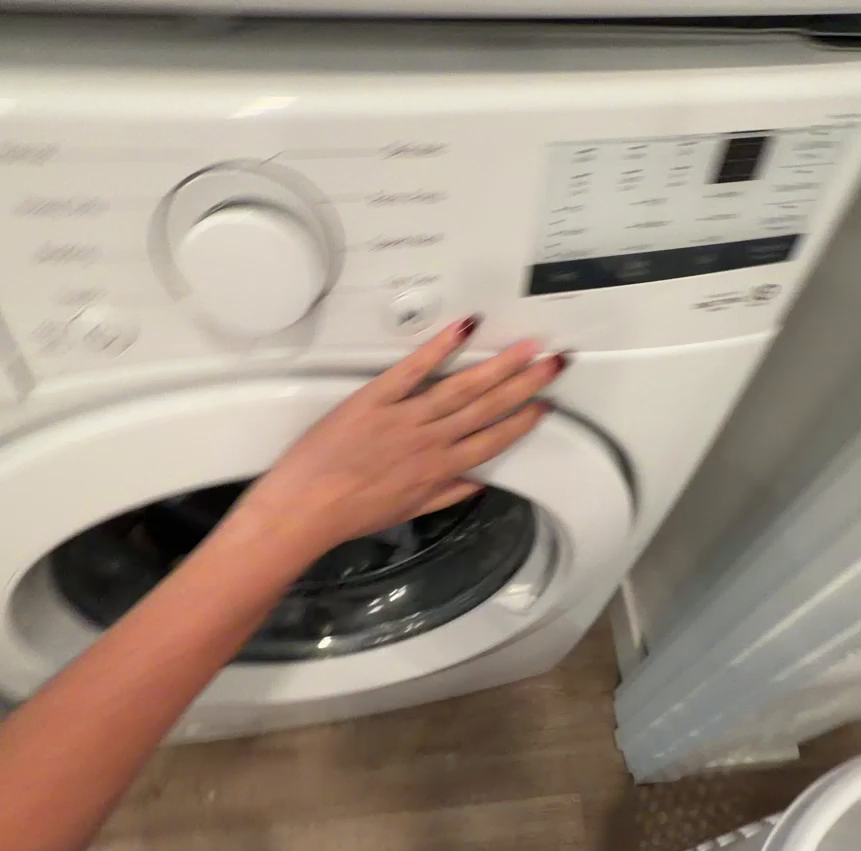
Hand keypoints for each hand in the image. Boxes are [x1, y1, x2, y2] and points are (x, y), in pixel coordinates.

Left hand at [234, 315, 566, 558]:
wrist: (306, 505)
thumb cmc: (353, 512)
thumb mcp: (407, 511)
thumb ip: (447, 494)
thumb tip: (479, 483)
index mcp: (440, 470)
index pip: (492, 441)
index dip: (522, 421)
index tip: (544, 404)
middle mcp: (431, 441)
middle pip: (487, 407)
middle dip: (525, 384)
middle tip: (554, 362)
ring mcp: (405, 416)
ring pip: (461, 387)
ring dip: (498, 365)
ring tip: (527, 346)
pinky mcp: (375, 397)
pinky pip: (413, 369)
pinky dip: (439, 347)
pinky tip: (464, 329)